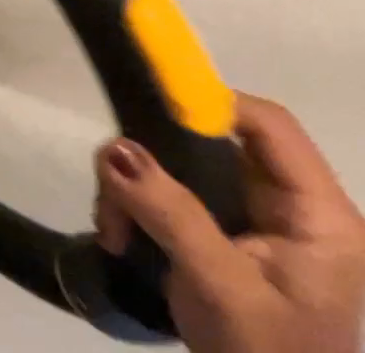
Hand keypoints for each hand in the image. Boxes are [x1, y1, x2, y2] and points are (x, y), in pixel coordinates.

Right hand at [95, 94, 364, 352]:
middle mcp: (289, 207)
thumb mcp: (218, 286)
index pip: (268, 126)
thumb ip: (171, 213)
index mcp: (319, 216)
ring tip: (113, 229)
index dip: (209, 102)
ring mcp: (253, 220)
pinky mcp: (220, 232)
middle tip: (111, 192)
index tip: (141, 103)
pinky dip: (131, 208)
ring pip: (175, 166)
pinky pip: (163, 193)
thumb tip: (115, 147)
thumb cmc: (264, 351)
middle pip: (207, 143)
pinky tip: (119, 238)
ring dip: (131, 190)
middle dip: (148, 159)